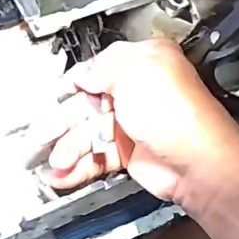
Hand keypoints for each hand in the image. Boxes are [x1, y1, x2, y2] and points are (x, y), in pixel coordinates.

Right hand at [46, 38, 238, 213]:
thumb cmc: (179, 114)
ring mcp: (132, 124)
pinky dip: (78, 167)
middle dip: (62, 122)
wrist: (197, 163)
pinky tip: (63, 174)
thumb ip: (101, 68)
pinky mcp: (129, 152)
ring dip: (68, 149)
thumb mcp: (134, 72)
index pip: (98, 68)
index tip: (57, 93)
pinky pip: (95, 157)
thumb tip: (82, 74)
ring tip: (57, 161)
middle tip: (41, 134)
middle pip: (86, 105)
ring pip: (88, 134)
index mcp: (144, 64)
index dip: (76, 82)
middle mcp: (137, 92)